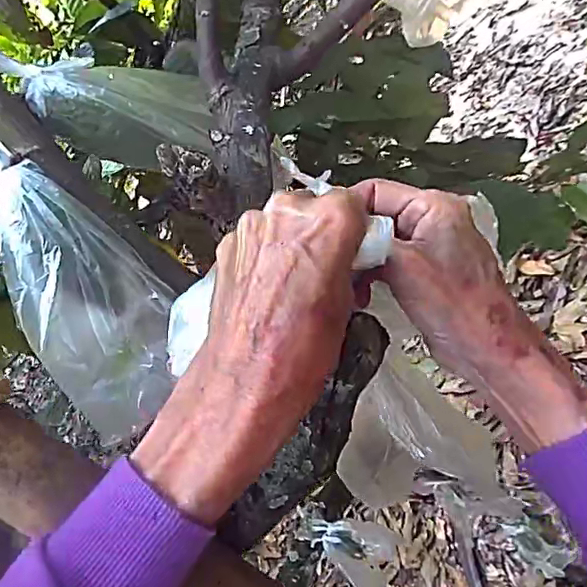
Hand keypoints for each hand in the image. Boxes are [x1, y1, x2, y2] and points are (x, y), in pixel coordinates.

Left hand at [134, 190, 367, 522]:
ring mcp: (250, 230)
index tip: (359, 251)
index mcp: (326, 223)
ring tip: (299, 289)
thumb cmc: (294, 356)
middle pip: (315, 209)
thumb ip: (350, 267)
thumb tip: (350, 260)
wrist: (243, 382)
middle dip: (324, 237)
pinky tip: (273, 293)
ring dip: (293, 246)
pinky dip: (267, 258)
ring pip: (283, 224)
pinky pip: (258, 242)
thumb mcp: (346, 307)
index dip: (357, 232)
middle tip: (331, 274)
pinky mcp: (228, 248)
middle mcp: (283, 215)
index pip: (353, 204)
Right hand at [347, 179, 586, 450]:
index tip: (330, 235)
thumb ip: (371, 240)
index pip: (376, 190)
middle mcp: (434, 220)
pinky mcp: (427, 273)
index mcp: (434, 206)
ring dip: (363, 262)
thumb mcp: (404, 265)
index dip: (349, 212)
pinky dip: (374, 275)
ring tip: (353, 285)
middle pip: (377, 217)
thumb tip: (342, 233)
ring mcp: (431, 247)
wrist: (485, 348)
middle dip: (356, 241)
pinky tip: (364, 294)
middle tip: (340, 265)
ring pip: (381, 243)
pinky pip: (390, 264)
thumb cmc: (458, 307)